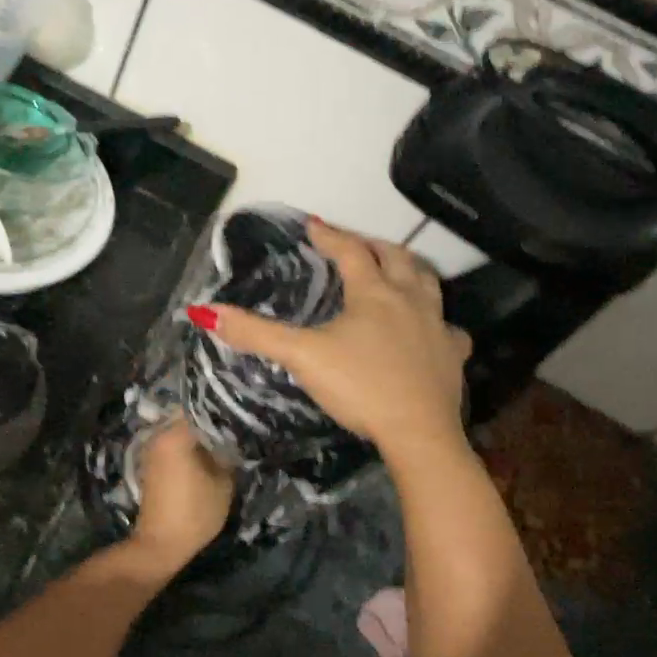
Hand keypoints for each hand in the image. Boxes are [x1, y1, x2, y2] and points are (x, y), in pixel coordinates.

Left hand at [128, 420, 234, 573]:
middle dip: (211, 420)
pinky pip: (173, 444)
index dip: (223, 410)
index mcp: (175, 435)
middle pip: (188, 416)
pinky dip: (189, 445)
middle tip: (234, 425)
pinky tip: (207, 452)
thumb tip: (233, 438)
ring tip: (224, 438)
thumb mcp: (223, 483)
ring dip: (200, 433)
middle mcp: (159, 435)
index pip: (201, 408)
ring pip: (180, 430)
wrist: (160, 543)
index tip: (240, 413)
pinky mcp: (152, 463)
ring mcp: (152, 449)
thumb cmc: (195, 512)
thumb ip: (228, 455)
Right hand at [191, 218, 472, 467]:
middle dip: (372, 245)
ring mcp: (437, 327)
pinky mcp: (452, 356)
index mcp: (373, 293)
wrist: (418, 432)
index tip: (312, 224)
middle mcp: (409, 300)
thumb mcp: (300, 356)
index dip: (329, 236)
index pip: (349, 252)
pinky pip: (448, 328)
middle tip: (354, 244)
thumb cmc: (359, 387)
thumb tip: (205, 311)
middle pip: (395, 258)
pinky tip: (431, 330)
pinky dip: (437, 321)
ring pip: (428, 284)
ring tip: (395, 271)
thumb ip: (255, 334)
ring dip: (409, 271)